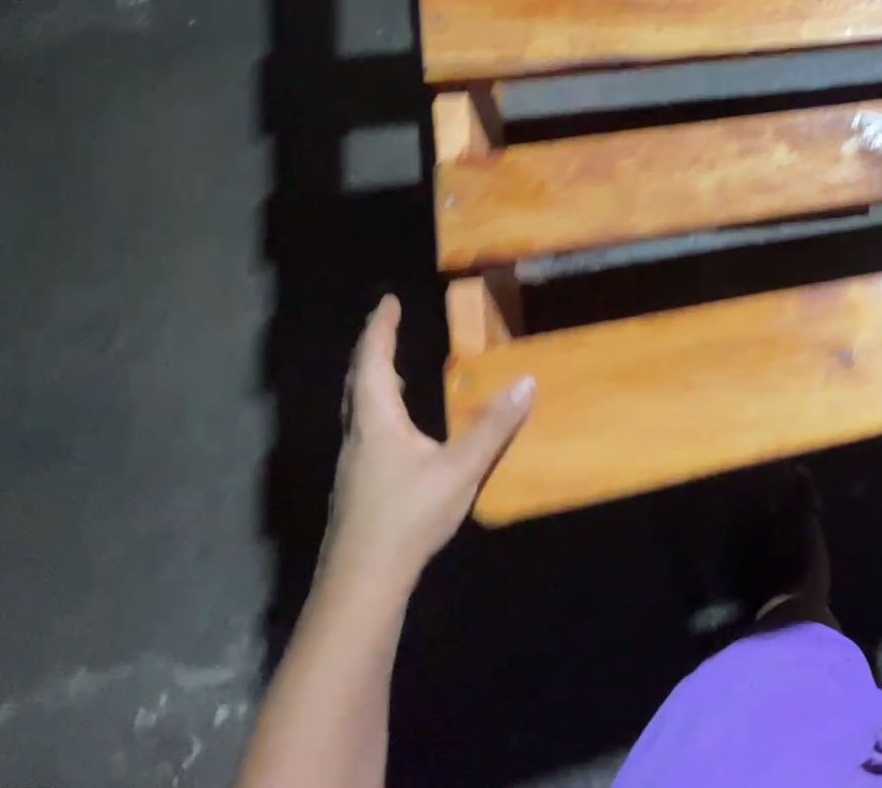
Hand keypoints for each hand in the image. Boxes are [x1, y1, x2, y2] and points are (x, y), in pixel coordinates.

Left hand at [318, 295, 533, 594]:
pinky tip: (399, 425)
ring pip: (359, 408)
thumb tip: (527, 381)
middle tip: (387, 327)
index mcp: (376, 423)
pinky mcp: (360, 483)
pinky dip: (380, 407)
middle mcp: (358, 436)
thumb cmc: (409, 516)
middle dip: (372, 350)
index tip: (387, 302)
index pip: (373, 364)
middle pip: (358, 383)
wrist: (364, 578)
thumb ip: (494, 426)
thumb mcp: (461, 468)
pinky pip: (367, 427)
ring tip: (392, 366)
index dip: (380, 331)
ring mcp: (355, 462)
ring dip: (373, 379)